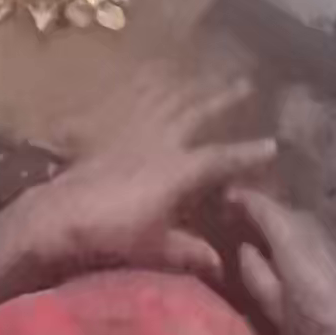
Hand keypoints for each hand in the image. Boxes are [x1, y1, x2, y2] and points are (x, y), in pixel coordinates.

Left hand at [0, 79, 275, 306]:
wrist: (62, 210)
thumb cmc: (113, 232)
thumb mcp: (155, 247)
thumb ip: (189, 252)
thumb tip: (221, 264)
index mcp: (178, 169)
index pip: (221, 158)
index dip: (248, 152)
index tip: (273, 144)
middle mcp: (162, 139)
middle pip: (198, 112)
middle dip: (224, 98)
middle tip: (246, 82)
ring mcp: (137, 127)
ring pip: (171, 97)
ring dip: (192, 84)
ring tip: (208, 70)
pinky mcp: (116, 124)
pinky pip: (138, 95)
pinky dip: (151, 80)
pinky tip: (156, 70)